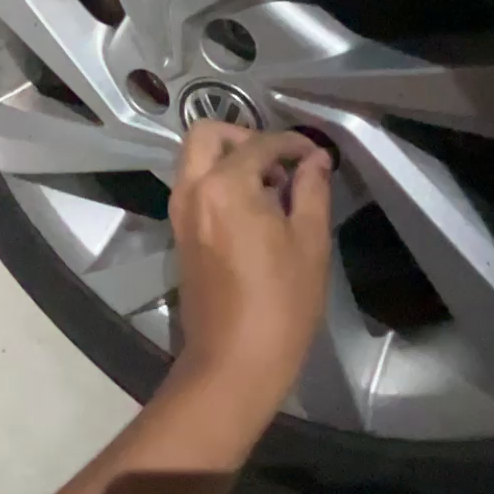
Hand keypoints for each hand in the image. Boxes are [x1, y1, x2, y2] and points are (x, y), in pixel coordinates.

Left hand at [167, 124, 332, 400]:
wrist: (233, 358)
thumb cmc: (281, 303)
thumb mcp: (309, 243)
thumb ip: (311, 191)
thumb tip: (315, 160)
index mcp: (223, 187)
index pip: (258, 144)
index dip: (291, 143)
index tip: (315, 154)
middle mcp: (192, 189)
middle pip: (207, 135)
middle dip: (244, 137)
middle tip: (279, 162)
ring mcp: (179, 210)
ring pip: (195, 158)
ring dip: (229, 157)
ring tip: (271, 188)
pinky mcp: (178, 230)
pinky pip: (193, 184)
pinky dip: (217, 179)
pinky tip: (253, 207)